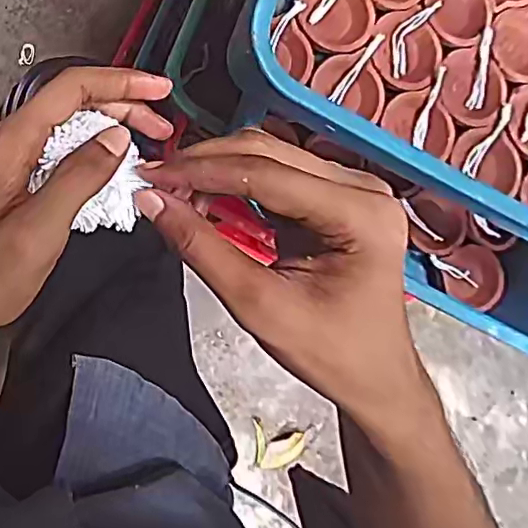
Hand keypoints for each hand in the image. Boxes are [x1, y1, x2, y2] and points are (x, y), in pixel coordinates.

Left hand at [0, 67, 173, 360]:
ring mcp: (8, 159)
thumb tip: (115, 139)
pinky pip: (58, 147)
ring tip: (145, 137)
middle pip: (70, 100)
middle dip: (121, 102)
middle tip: (159, 120)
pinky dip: (91, 147)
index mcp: (9, 145)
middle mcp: (5, 144)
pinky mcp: (13, 177)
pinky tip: (112, 162)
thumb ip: (80, 178)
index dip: (119, 82)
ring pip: (66, 122)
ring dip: (109, 124)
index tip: (154, 88)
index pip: (70, 88)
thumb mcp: (39, 230)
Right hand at [135, 130, 425, 417]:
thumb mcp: (257, 304)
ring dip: (213, 167)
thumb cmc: (333, 351)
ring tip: (174, 191)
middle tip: (156, 181)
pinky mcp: (330, 194)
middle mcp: (361, 190)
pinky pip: (270, 170)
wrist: (373, 376)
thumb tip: (154, 202)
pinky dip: (229, 179)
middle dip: (203, 163)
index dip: (200, 171)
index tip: (153, 177)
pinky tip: (202, 195)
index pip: (264, 174)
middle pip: (264, 151)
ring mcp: (348, 188)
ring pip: (264, 153)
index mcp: (360, 214)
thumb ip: (201, 248)